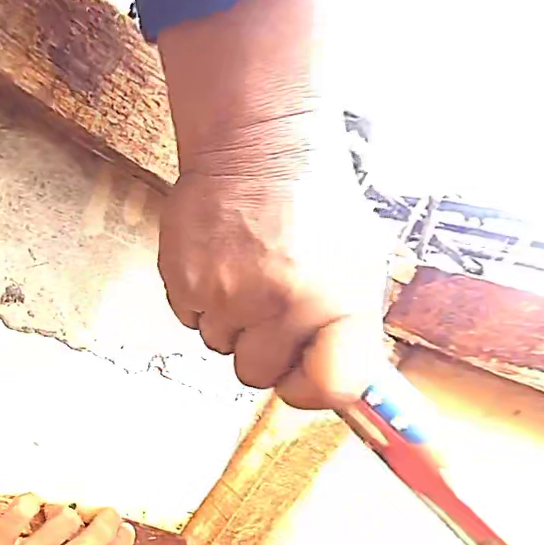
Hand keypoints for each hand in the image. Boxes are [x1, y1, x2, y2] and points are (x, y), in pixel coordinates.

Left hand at [0, 496, 137, 544]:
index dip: (119, 539)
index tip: (122, 527)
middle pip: (93, 538)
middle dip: (104, 517)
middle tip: (100, 509)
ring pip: (64, 519)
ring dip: (63, 510)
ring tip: (54, 512)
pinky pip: (22, 511)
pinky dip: (30, 501)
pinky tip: (29, 504)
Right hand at [160, 118, 389, 409]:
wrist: (259, 147)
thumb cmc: (314, 206)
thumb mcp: (359, 264)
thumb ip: (353, 333)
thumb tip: (355, 398)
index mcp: (337, 302)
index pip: (329, 388)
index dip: (312, 390)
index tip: (306, 378)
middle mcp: (281, 303)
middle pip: (258, 376)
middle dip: (263, 350)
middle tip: (269, 309)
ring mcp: (226, 294)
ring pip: (220, 346)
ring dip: (231, 322)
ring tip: (245, 273)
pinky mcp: (184, 281)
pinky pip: (191, 320)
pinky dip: (203, 301)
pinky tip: (220, 264)